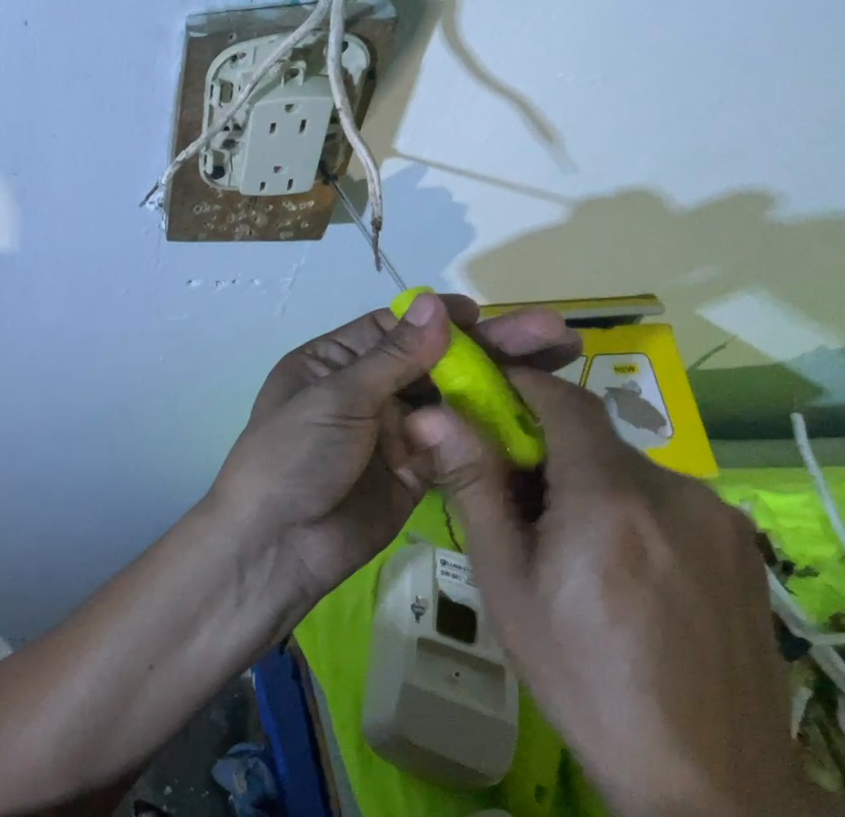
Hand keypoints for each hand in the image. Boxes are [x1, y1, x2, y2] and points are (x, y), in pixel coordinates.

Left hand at [209, 293, 579, 608]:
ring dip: (504, 385)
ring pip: (454, 401)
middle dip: (490, 348)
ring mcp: (392, 432)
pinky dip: (496, 432)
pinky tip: (545, 416)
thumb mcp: (336, 398)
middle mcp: (363, 392)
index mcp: (330, 363)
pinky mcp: (417, 471)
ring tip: (565, 364)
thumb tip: (435, 304)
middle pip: (433, 363)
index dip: (442, 322)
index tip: (490, 316)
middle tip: (556, 335)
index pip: (393, 331)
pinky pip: (461, 444)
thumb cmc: (292, 455)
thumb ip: (392, 357)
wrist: (279, 540)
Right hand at [416, 370, 842, 816]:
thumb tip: (430, 414)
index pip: (563, 399)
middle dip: (539, 449)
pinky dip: (621, 510)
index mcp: (610, 495)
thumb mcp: (504, 579)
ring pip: (627, 472)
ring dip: (580, 483)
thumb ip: (472, 486)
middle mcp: (677, 492)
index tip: (472, 391)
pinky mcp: (741, 550)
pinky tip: (604, 567)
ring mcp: (719, 521)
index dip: (515, 382)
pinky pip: (664, 503)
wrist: (704, 770)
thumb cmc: (578, 670)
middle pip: (592, 440)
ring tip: (550, 542)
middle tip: (497, 495)